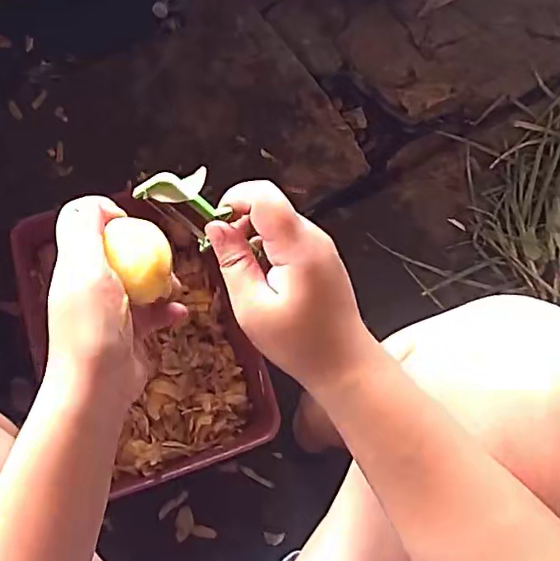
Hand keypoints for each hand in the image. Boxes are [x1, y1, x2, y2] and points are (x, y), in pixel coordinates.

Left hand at [44, 197, 183, 411]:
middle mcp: (88, 285)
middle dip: (148, 252)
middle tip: (161, 262)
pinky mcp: (128, 332)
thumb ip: (84, 227)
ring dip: (164, 282)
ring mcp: (109, 309)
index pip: (88, 225)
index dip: (110, 218)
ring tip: (173, 290)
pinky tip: (177, 313)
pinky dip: (169, 310)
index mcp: (73, 265)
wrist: (97, 389)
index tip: (132, 226)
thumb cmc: (90, 330)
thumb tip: (97, 204)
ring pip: (142, 281)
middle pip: (121, 251)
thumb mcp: (84, 266)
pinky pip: (154, 312)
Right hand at [204, 181, 383, 386]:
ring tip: (244, 271)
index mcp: (298, 247)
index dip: (233, 200)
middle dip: (239, 220)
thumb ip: (232, 262)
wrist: (345, 364)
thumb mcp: (252, 307)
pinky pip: (286, 234)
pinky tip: (262, 276)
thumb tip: (215, 227)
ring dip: (252, 234)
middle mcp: (314, 237)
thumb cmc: (300, 344)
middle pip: (269, 204)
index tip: (215, 226)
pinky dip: (266, 245)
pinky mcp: (320, 253)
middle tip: (224, 255)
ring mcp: (320, 244)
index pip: (264, 195)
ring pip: (276, 218)